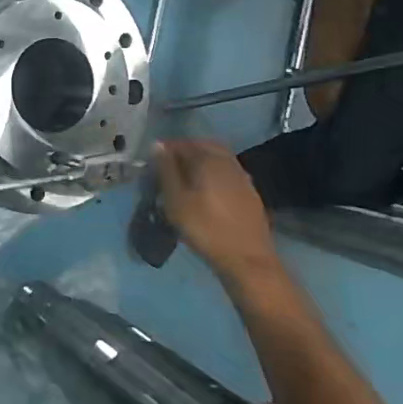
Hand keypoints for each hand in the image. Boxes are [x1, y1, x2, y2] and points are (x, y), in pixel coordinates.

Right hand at [153, 140, 282, 281]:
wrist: (247, 259)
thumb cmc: (205, 229)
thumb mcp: (176, 201)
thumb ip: (166, 171)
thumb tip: (158, 145)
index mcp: (209, 159)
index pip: (182, 143)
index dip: (165, 150)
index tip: (152, 163)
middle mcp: (228, 161)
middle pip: (203, 146)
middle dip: (184, 152)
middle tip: (168, 168)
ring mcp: (242, 176)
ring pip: (217, 158)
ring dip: (200, 162)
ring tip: (185, 180)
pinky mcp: (250, 192)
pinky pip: (227, 172)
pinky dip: (213, 174)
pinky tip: (206, 191)